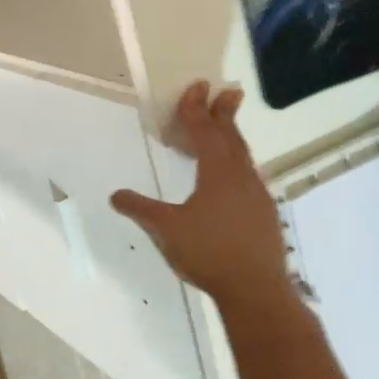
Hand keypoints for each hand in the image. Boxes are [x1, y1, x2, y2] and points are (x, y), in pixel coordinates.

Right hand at [110, 82, 291, 312]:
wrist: (256, 292)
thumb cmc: (208, 252)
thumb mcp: (164, 228)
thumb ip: (139, 208)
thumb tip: (116, 194)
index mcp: (219, 175)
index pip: (206, 134)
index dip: (196, 110)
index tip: (195, 87)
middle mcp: (243, 180)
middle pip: (233, 140)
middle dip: (225, 115)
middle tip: (227, 93)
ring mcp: (257, 199)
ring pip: (243, 159)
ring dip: (232, 139)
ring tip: (225, 130)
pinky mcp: (263, 217)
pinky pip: (247, 177)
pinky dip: (235, 164)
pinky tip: (229, 176)